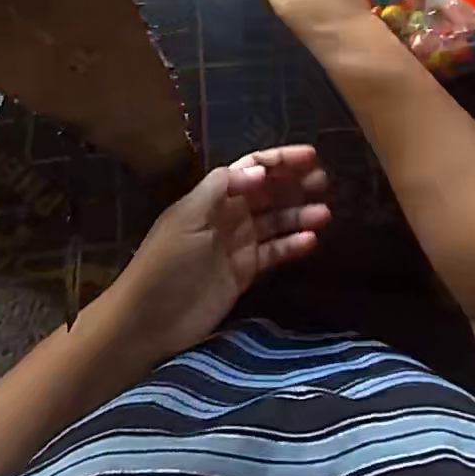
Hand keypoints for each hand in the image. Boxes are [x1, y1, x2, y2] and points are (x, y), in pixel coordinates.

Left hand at [101, 145, 328, 361]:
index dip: (279, 161)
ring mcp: (237, 243)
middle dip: (294, 183)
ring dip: (299, 214)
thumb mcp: (188, 217)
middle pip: (267, 191)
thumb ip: (222, 188)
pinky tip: (311, 240)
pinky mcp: (244, 271)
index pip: (251, 168)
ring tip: (325, 213)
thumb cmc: (166, 262)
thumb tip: (259, 169)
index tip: (310, 156)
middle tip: (324, 181)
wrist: (149, 319)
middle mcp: (227, 214)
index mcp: (212, 196)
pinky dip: (292, 244)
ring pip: (275, 220)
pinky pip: (274, 251)